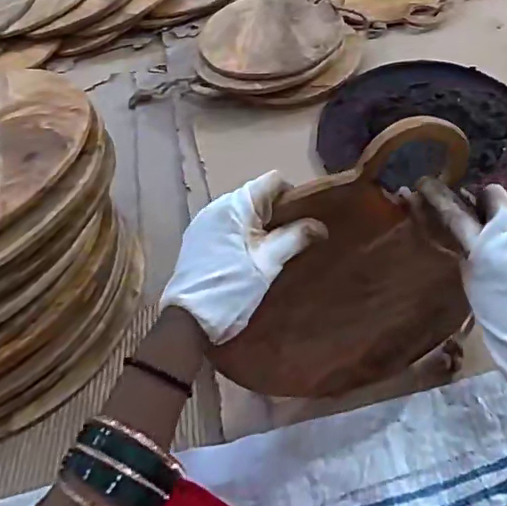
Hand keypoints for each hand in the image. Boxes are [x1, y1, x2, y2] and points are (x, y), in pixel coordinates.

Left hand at [159, 171, 327, 343]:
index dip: (293, 196)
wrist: (185, 325)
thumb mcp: (268, 264)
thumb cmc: (230, 289)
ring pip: (244, 212)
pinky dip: (243, 234)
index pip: (273, 180)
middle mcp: (217, 205)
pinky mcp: (197, 239)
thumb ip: (296, 237)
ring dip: (260, 226)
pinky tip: (247, 258)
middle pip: (258, 195)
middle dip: (278, 214)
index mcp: (235, 204)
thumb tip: (321, 225)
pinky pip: (229, 225)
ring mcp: (204, 222)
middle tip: (291, 240)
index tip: (302, 221)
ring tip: (271, 252)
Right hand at [417, 180, 506, 378]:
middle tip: (493, 217)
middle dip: (491, 202)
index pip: (453, 210)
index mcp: (481, 246)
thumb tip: (470, 232)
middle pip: (496, 193)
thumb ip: (472, 253)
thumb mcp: (476, 285)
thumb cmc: (503, 322)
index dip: (437, 194)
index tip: (426, 183)